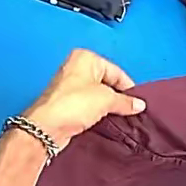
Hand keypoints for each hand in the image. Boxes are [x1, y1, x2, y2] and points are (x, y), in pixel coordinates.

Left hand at [20, 49, 146, 147]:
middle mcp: (76, 68)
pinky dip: (96, 113)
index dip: (128, 88)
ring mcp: (69, 86)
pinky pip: (88, 106)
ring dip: (107, 107)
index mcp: (86, 58)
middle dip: (117, 97)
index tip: (136, 102)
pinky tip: (103, 122)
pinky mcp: (66, 104)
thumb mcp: (107, 99)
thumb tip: (138, 104)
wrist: (48, 127)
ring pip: (97, 95)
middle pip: (107, 82)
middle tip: (128, 111)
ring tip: (116, 118)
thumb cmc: (72, 104)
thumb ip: (125, 101)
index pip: (116, 71)